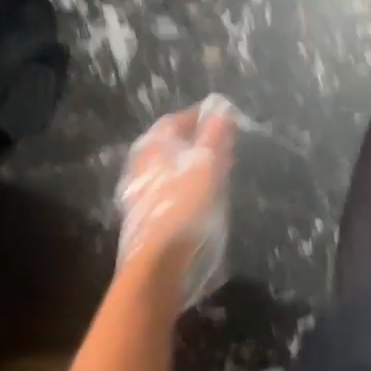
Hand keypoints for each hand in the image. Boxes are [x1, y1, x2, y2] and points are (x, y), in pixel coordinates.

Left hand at [117, 96, 235, 273]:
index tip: (226, 119)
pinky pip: (174, 190)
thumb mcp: (206, 164)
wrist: (161, 263)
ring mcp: (143, 194)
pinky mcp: (150, 217)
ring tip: (224, 169)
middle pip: (173, 145)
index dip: (200, 116)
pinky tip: (209, 195)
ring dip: (198, 164)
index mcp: (152, 148)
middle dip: (201, 141)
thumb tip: (220, 106)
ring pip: (173, 169)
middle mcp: (142, 167)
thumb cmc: (184, 206)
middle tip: (229, 144)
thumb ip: (214, 135)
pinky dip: (192, 185)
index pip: (175, 121)